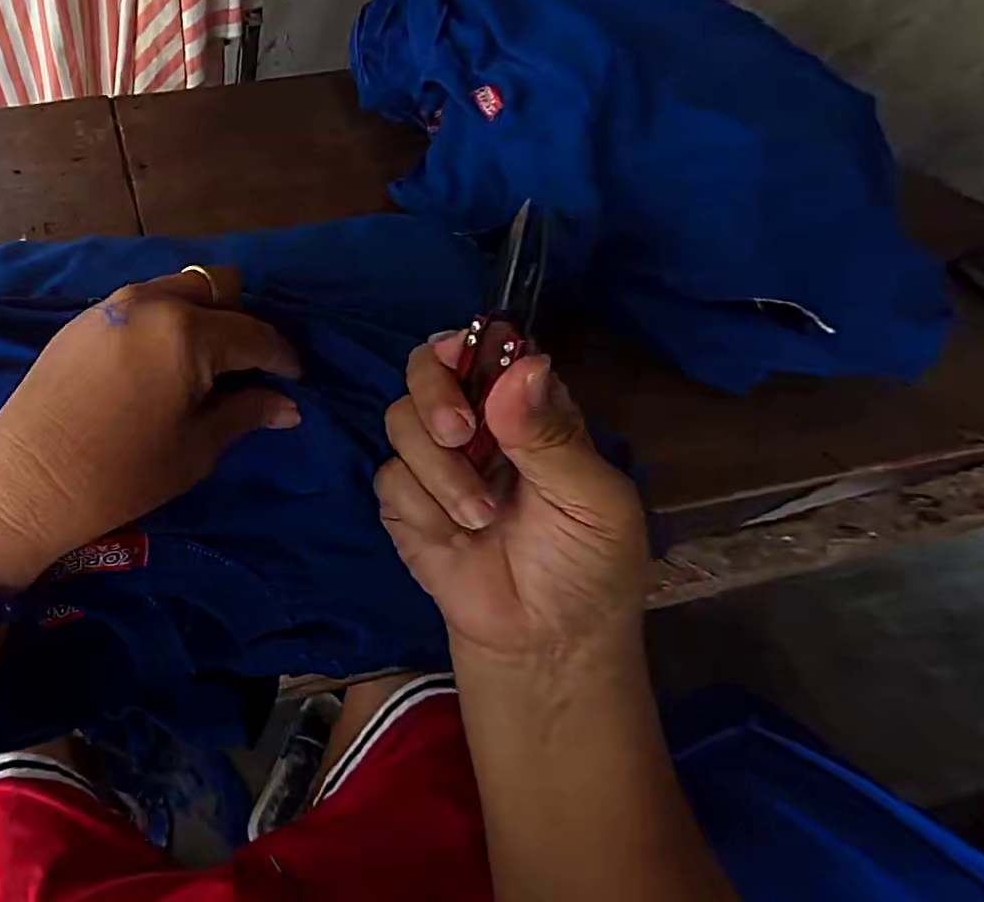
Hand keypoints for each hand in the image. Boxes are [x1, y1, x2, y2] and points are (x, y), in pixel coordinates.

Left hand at [0, 268, 302, 589]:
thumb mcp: (194, 449)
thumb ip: (245, 413)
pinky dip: (162, 321)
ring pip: (174, 289)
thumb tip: (288, 405)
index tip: (295, 378)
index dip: (283, 356)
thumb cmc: (120, 474)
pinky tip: (156, 364)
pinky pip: (139, 304)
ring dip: (200, 315)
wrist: (25, 482)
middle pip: (215, 287)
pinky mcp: (81, 320)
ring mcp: (110, 305)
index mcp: (187, 332)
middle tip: (243, 367)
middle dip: (240, 320)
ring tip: (201, 364)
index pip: (254, 333)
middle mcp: (149, 302)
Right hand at [374, 336, 647, 669]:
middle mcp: (474, 423)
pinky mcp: (400, 496)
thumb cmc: (586, 565)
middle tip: (459, 432)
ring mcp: (431, 458)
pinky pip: (389, 476)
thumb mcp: (594, 500)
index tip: (461, 357)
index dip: (468, 345)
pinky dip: (421, 507)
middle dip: (435, 396)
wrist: (539, 638)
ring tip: (479, 517)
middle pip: (425, 369)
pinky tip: (451, 536)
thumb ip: (551, 435)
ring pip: (400, 421)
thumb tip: (524, 364)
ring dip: (439, 472)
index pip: (486, 350)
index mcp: (526, 411)